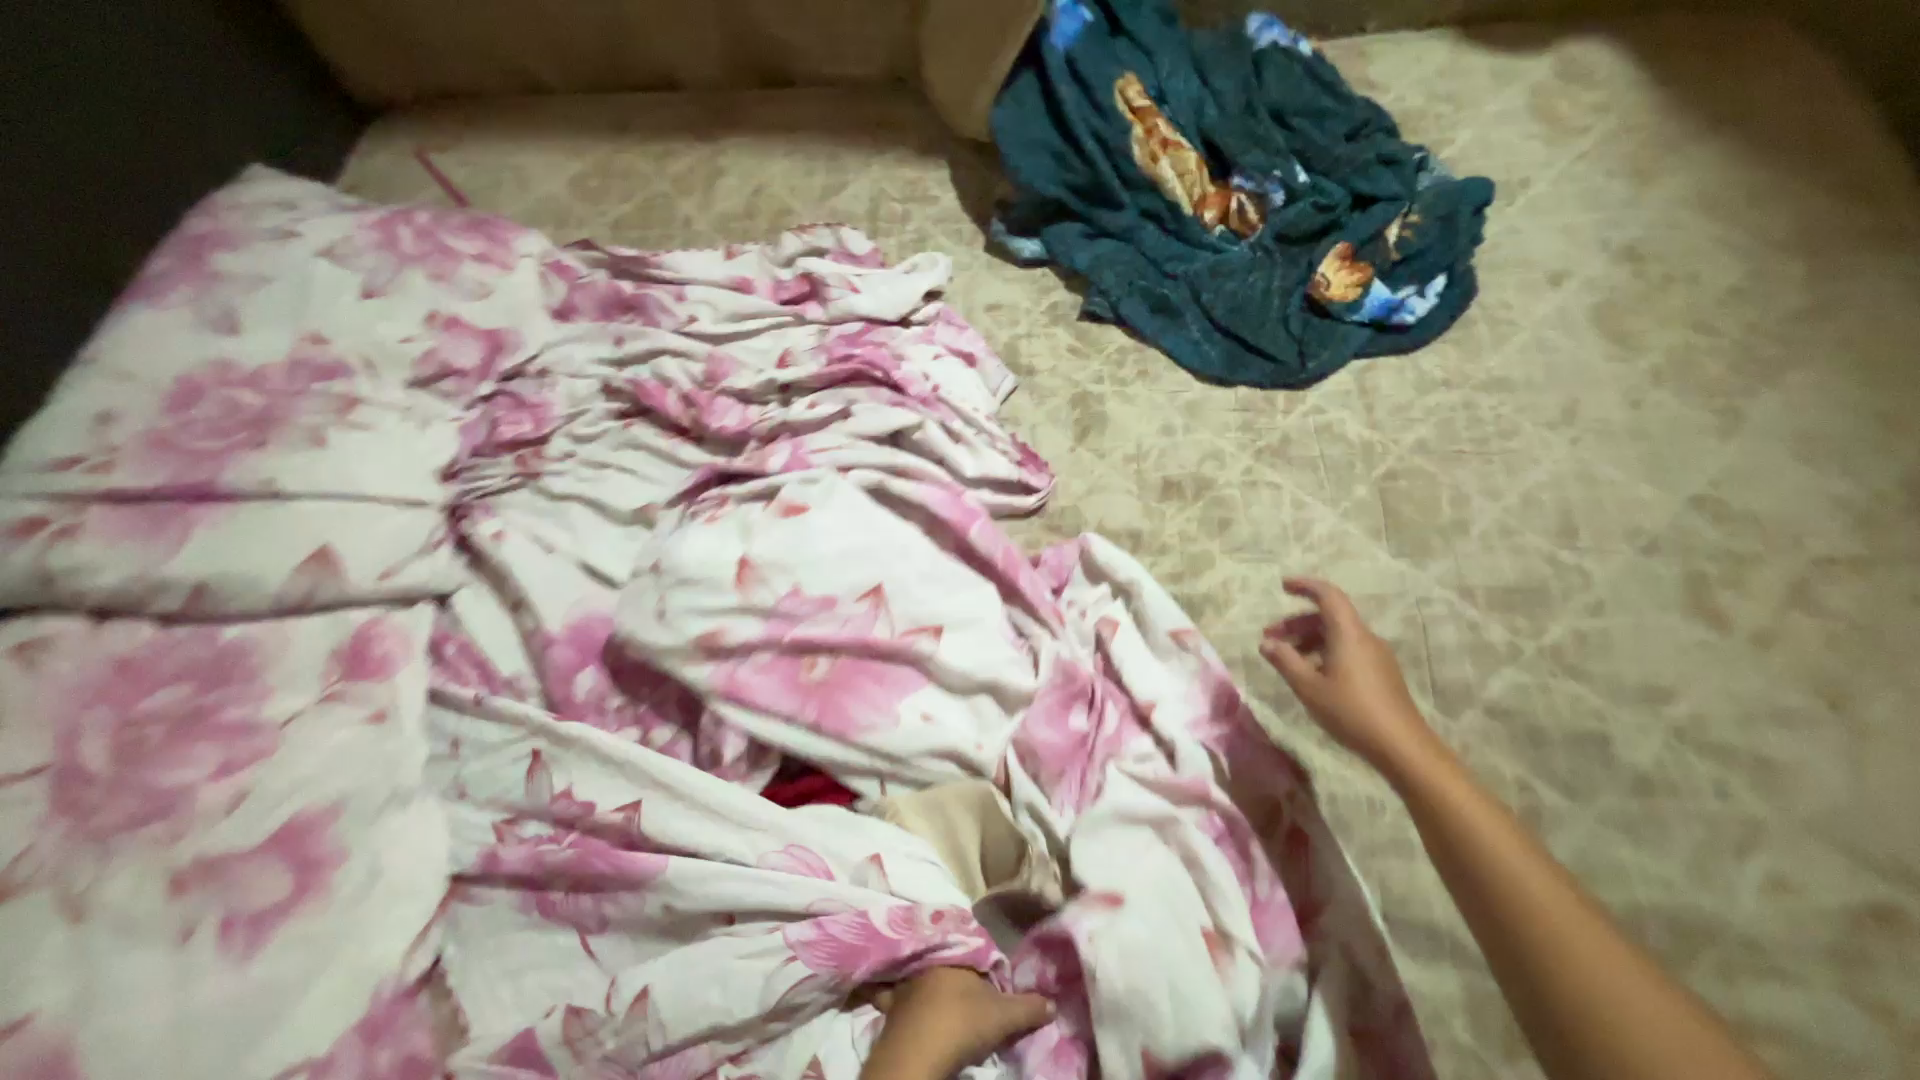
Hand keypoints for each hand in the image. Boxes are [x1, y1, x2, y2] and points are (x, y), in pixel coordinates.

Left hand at [860, 967, 1052, 1079]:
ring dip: (930, 992)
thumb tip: (1053, 1003)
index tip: (997, 989)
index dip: (990, 971)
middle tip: (974, 1001)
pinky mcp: (889, 1010)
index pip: (977, 955)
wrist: (917, 1054)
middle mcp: (926, 963)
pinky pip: (897, 1001)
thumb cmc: (963, 1022)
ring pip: (922, 982)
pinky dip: (902, 1005)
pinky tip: (908, 1014)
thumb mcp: (1005, 1016)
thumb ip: (1030, 1007)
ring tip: (945, 1010)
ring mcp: (904, 985)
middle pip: (949, 969)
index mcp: (954, 955)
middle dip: (960, 981)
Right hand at [1259, 577, 1445, 779]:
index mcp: (1348, 634)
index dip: (1305, 586)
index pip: (1328, 596)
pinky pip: (1348, 650)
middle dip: (1297, 622)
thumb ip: (1285, 661)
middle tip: (1270, 637)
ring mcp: (1376, 655)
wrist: (1400, 744)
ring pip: (1338, 635)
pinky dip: (1325, 652)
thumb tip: (1266, 643)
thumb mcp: (1309, 687)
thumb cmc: (1350, 711)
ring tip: (1286, 659)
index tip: (1283, 586)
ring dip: (1309, 639)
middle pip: (1329, 616)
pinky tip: (1312, 674)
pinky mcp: (1381, 672)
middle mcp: (1365, 638)